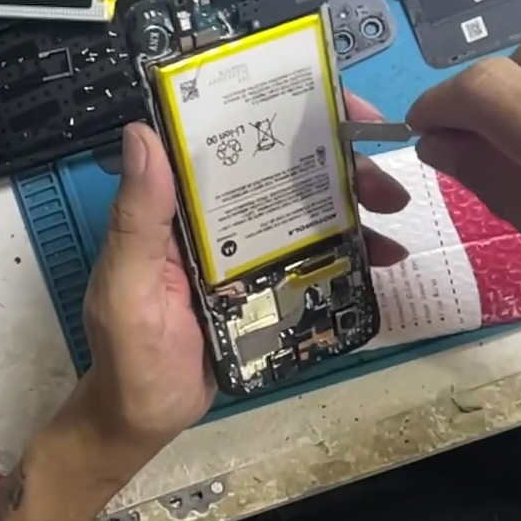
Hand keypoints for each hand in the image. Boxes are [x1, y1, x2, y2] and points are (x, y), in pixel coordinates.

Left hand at [66, 112, 411, 474]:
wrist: (146, 418)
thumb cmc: (129, 354)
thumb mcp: (127, 285)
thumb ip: (137, 219)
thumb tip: (142, 133)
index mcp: (174, 207)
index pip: (219, 141)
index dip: (267, 112)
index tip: (323, 102)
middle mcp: (210, 218)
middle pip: (274, 169)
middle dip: (332, 160)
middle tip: (381, 174)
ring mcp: (240, 250)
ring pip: (300, 209)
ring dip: (349, 201)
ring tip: (393, 210)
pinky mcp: (263, 283)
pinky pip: (310, 256)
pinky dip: (347, 251)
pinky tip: (382, 257)